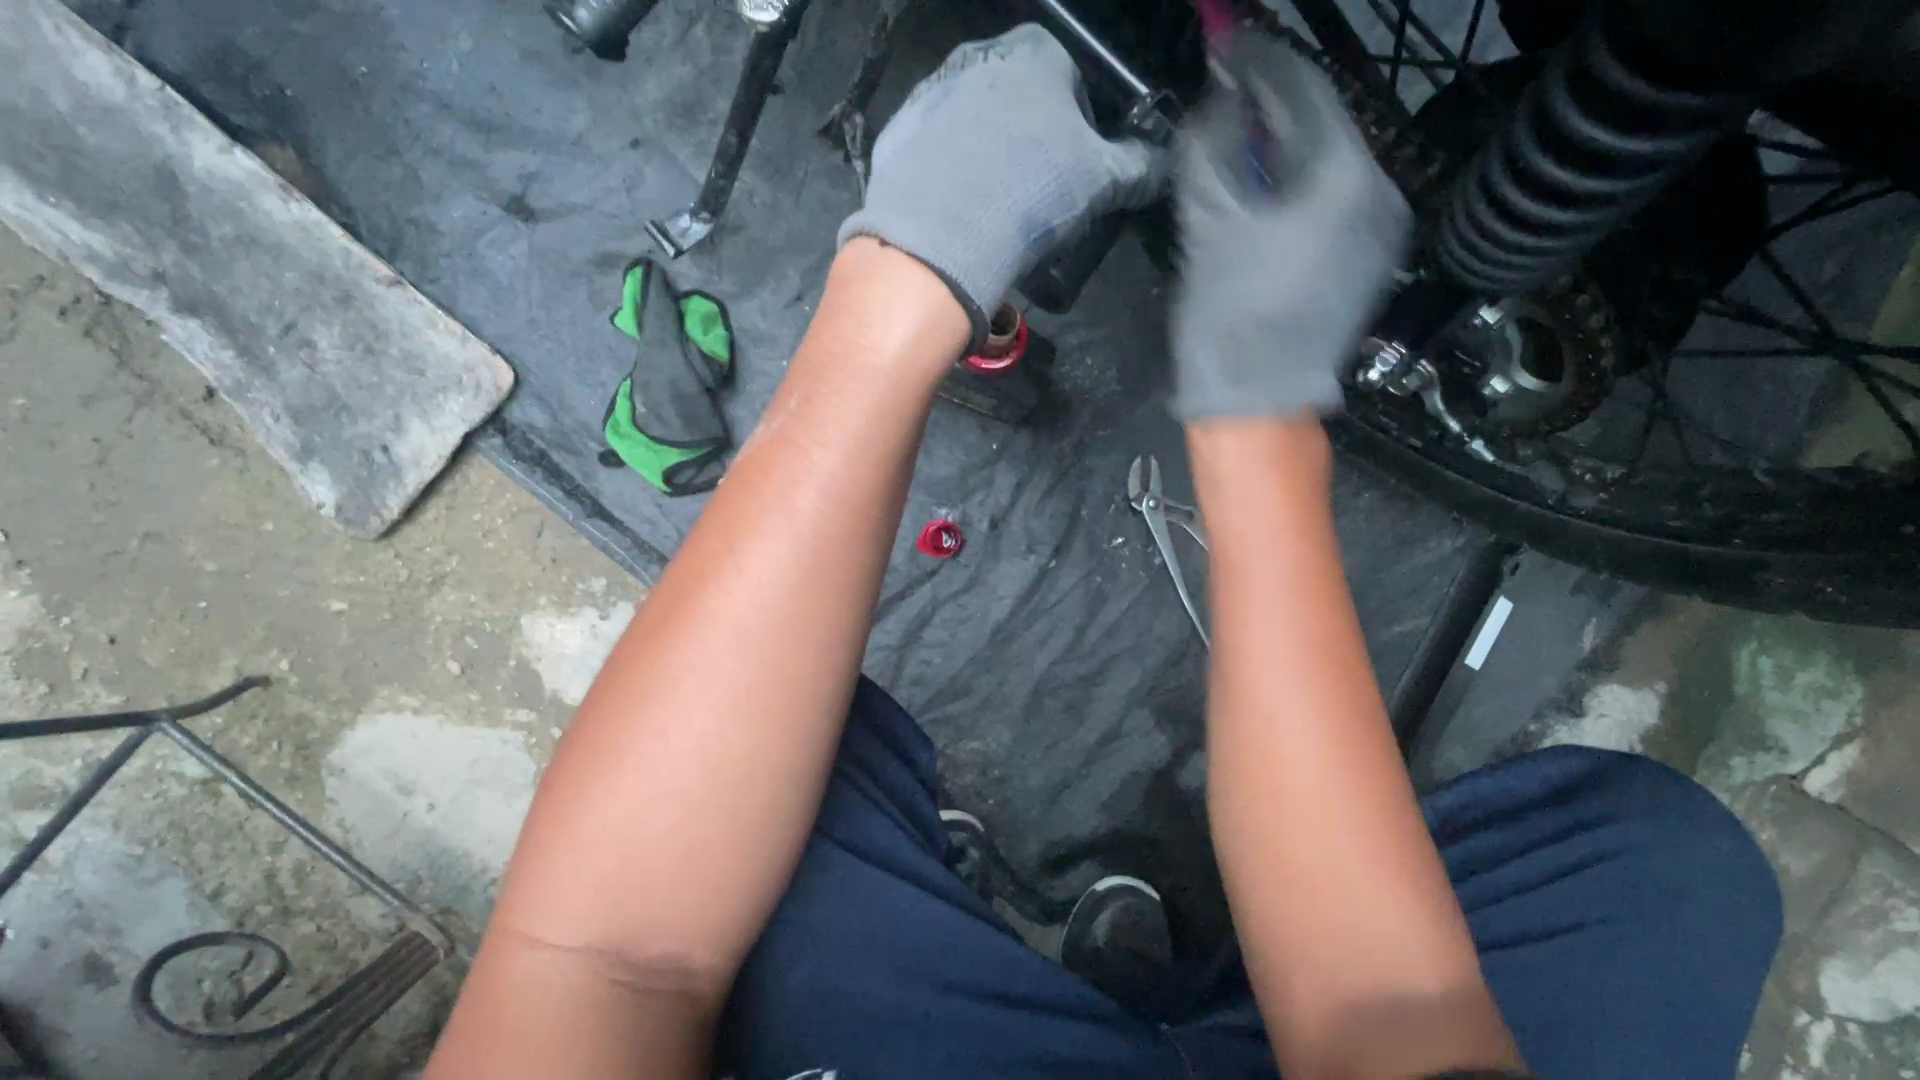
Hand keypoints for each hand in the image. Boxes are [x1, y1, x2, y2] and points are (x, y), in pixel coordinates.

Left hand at [837, 24, 1164, 349]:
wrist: (941, 237)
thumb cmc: (1033, 193)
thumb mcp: (1103, 182)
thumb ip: (1139, 166)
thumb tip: (1161, 165)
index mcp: (1036, 52)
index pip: (1073, 80)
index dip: (1081, 128)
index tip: (1076, 171)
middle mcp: (979, 57)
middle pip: (1017, 100)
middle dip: (1029, 141)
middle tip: (1037, 195)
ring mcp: (931, 93)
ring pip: (973, 124)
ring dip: (987, 157)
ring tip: (995, 210)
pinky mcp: (898, 134)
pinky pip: (934, 152)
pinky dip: (948, 175)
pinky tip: (958, 213)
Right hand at [1170, 36, 1410, 420]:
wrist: (1257, 402)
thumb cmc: (1229, 316)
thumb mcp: (1208, 222)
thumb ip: (1213, 145)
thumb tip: (1220, 99)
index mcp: (1347, 180)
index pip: (1305, 93)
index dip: (1259, 68)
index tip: (1226, 52)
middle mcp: (1382, 196)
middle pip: (1322, 130)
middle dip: (1271, 117)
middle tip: (1225, 110)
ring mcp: (1382, 233)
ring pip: (1328, 168)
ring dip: (1284, 156)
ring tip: (1239, 160)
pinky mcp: (1371, 263)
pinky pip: (1334, 205)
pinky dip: (1299, 193)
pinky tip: (1265, 205)